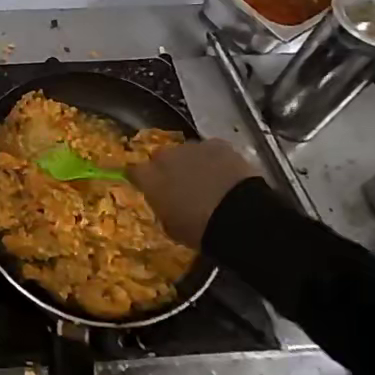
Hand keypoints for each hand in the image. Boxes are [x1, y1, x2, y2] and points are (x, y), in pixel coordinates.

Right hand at [127, 137, 263, 247]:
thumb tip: (165, 204)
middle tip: (181, 187)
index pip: (134, 172)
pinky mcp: (217, 144)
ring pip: (186, 153)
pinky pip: (211, 150)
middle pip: (160, 158)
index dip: (141, 179)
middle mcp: (165, 157)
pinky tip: (226, 175)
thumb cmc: (199, 230)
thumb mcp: (171, 228)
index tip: (147, 187)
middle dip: (168, 169)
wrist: (240, 217)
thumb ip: (163, 209)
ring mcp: (192, 148)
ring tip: (208, 182)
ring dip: (192, 164)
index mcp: (149, 178)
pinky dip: (215, 160)